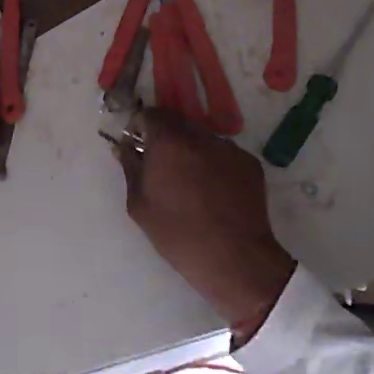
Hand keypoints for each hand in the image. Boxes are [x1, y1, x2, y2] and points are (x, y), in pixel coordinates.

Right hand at [114, 108, 296, 342]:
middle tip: (163, 164)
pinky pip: (225, 154)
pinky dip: (216, 164)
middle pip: (179, 122)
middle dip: (167, 136)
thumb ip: (129, 167)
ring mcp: (229, 149)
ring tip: (192, 182)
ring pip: (203, 138)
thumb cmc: (177, 233)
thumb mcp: (139, 204)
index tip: (139, 144)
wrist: (234, 260)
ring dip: (193, 150)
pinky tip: (215, 192)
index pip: (152, 114)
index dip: (142, 126)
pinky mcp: (250, 164)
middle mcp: (201, 136)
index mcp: (169, 141)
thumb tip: (123, 147)